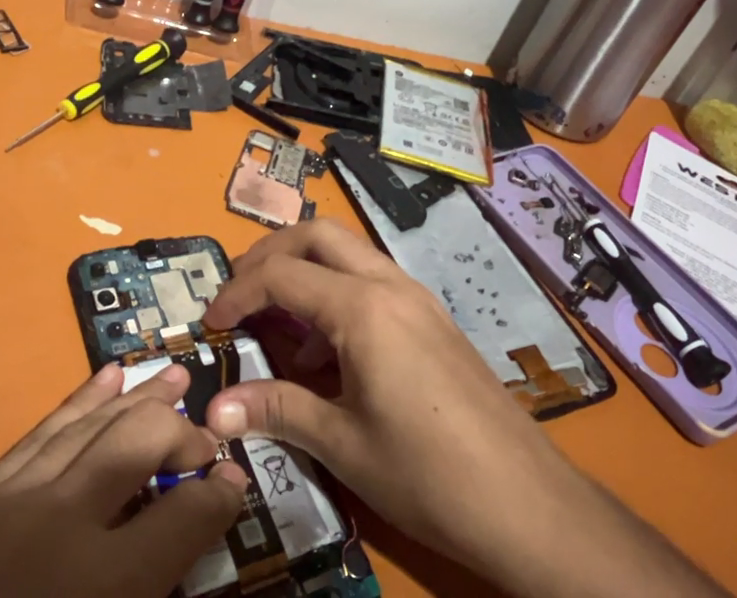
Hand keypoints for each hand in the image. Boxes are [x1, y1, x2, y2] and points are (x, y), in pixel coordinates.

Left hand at [0, 362, 248, 597]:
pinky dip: (82, 399)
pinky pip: (44, 428)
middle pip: (140, 441)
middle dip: (182, 435)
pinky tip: (109, 376)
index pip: (185, 517)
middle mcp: (66, 523)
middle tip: (203, 446)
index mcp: (103, 584)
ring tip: (175, 376)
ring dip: (140, 396)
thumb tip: (180, 545)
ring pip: (95, 422)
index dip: (220, 495)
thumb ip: (145, 586)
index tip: (232, 483)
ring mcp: (18, 496)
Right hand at [201, 219, 726, 597]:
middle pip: (318, 235)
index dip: (237, 293)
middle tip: (238, 295)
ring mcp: (418, 299)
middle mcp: (391, 285)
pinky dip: (337, 293)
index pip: (282, 275)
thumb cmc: (426, 472)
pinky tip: (329, 351)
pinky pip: (374, 281)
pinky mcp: (434, 319)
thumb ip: (276, 410)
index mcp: (363, 308)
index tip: (210, 324)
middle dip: (270, 254)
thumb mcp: (342, 444)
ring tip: (279, 326)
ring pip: (349, 252)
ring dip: (306, 271)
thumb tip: (212, 409)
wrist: (526, 502)